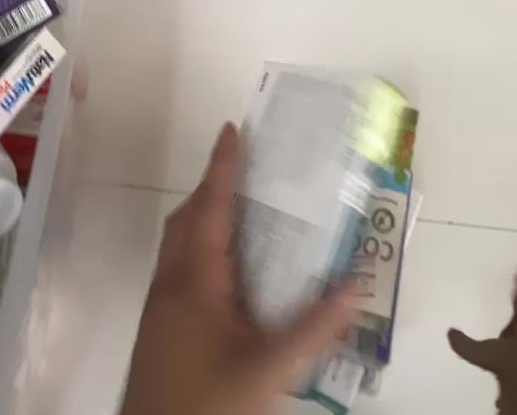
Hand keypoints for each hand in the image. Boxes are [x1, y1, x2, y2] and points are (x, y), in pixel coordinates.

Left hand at [119, 123, 360, 414]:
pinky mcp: (159, 330)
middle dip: (213, 187)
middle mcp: (171, 283)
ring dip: (205, 218)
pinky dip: (201, 249)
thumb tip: (357, 283)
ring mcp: (160, 308)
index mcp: (195, 280)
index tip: (233, 128)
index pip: (210, 206)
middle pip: (187, 219)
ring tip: (243, 214)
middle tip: (246, 169)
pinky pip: (179, 268)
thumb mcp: (269, 369)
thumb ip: (314, 327)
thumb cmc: (209, 404)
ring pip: (179, 245)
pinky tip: (228, 277)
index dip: (223, 165)